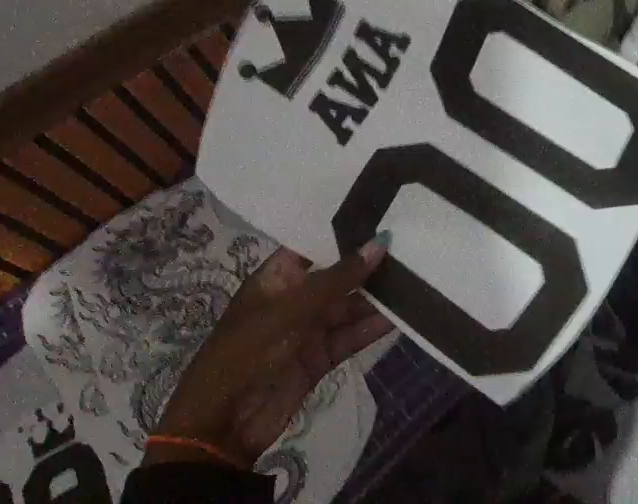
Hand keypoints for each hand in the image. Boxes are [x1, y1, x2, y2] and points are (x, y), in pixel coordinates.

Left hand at [147, 239, 393, 469]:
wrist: (220, 426)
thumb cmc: (245, 353)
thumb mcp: (289, 310)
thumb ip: (338, 279)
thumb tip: (381, 242)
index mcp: (277, 278)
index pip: (315, 244)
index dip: (346, 231)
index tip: (385, 212)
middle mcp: (295, 298)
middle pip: (339, 275)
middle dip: (370, 264)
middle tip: (413, 242)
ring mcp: (308, 329)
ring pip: (350, 306)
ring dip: (378, 297)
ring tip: (417, 276)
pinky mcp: (321, 357)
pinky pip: (352, 335)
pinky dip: (375, 327)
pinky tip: (404, 314)